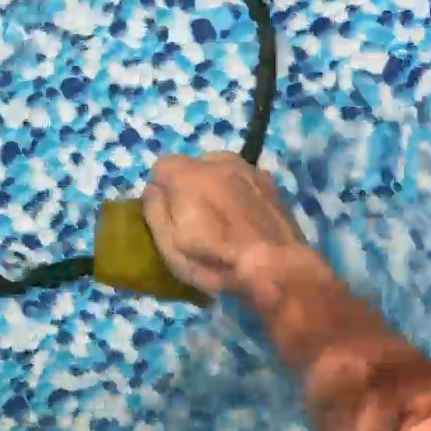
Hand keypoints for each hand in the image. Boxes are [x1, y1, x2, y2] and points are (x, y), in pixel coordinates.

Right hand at [141, 151, 329, 311]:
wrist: (277, 268)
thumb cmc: (217, 261)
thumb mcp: (169, 246)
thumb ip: (155, 211)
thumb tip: (153, 189)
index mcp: (189, 175)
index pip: (161, 166)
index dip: (161, 191)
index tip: (169, 215)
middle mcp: (219, 162)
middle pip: (193, 165)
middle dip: (189, 186)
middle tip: (196, 219)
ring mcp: (248, 169)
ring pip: (220, 169)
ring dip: (215, 186)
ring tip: (223, 218)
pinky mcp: (271, 182)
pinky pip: (243, 179)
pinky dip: (239, 192)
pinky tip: (245, 218)